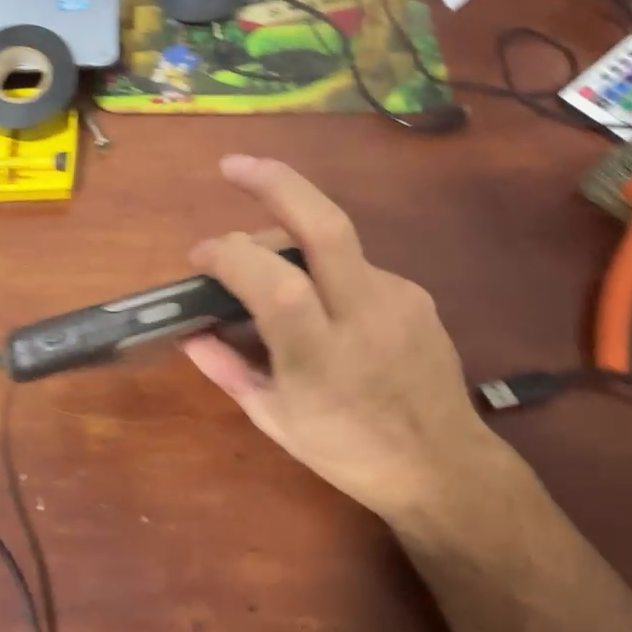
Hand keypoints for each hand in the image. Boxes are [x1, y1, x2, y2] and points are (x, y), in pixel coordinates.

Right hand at [182, 155, 497, 522]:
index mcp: (323, 361)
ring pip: (335, 239)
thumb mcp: (275, 420)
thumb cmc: (348, 452)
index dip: (232, 256)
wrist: (443, 465)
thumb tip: (188, 330)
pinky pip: (355, 265)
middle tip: (234, 165)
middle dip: (277, 184)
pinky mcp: (416, 293)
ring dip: (289, 237)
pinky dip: (324, 270)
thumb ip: (227, 368)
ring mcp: (398, 298)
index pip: (277, 286)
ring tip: (265, 266)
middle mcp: (365, 317)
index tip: (201, 256)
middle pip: (326, 227)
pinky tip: (318, 298)